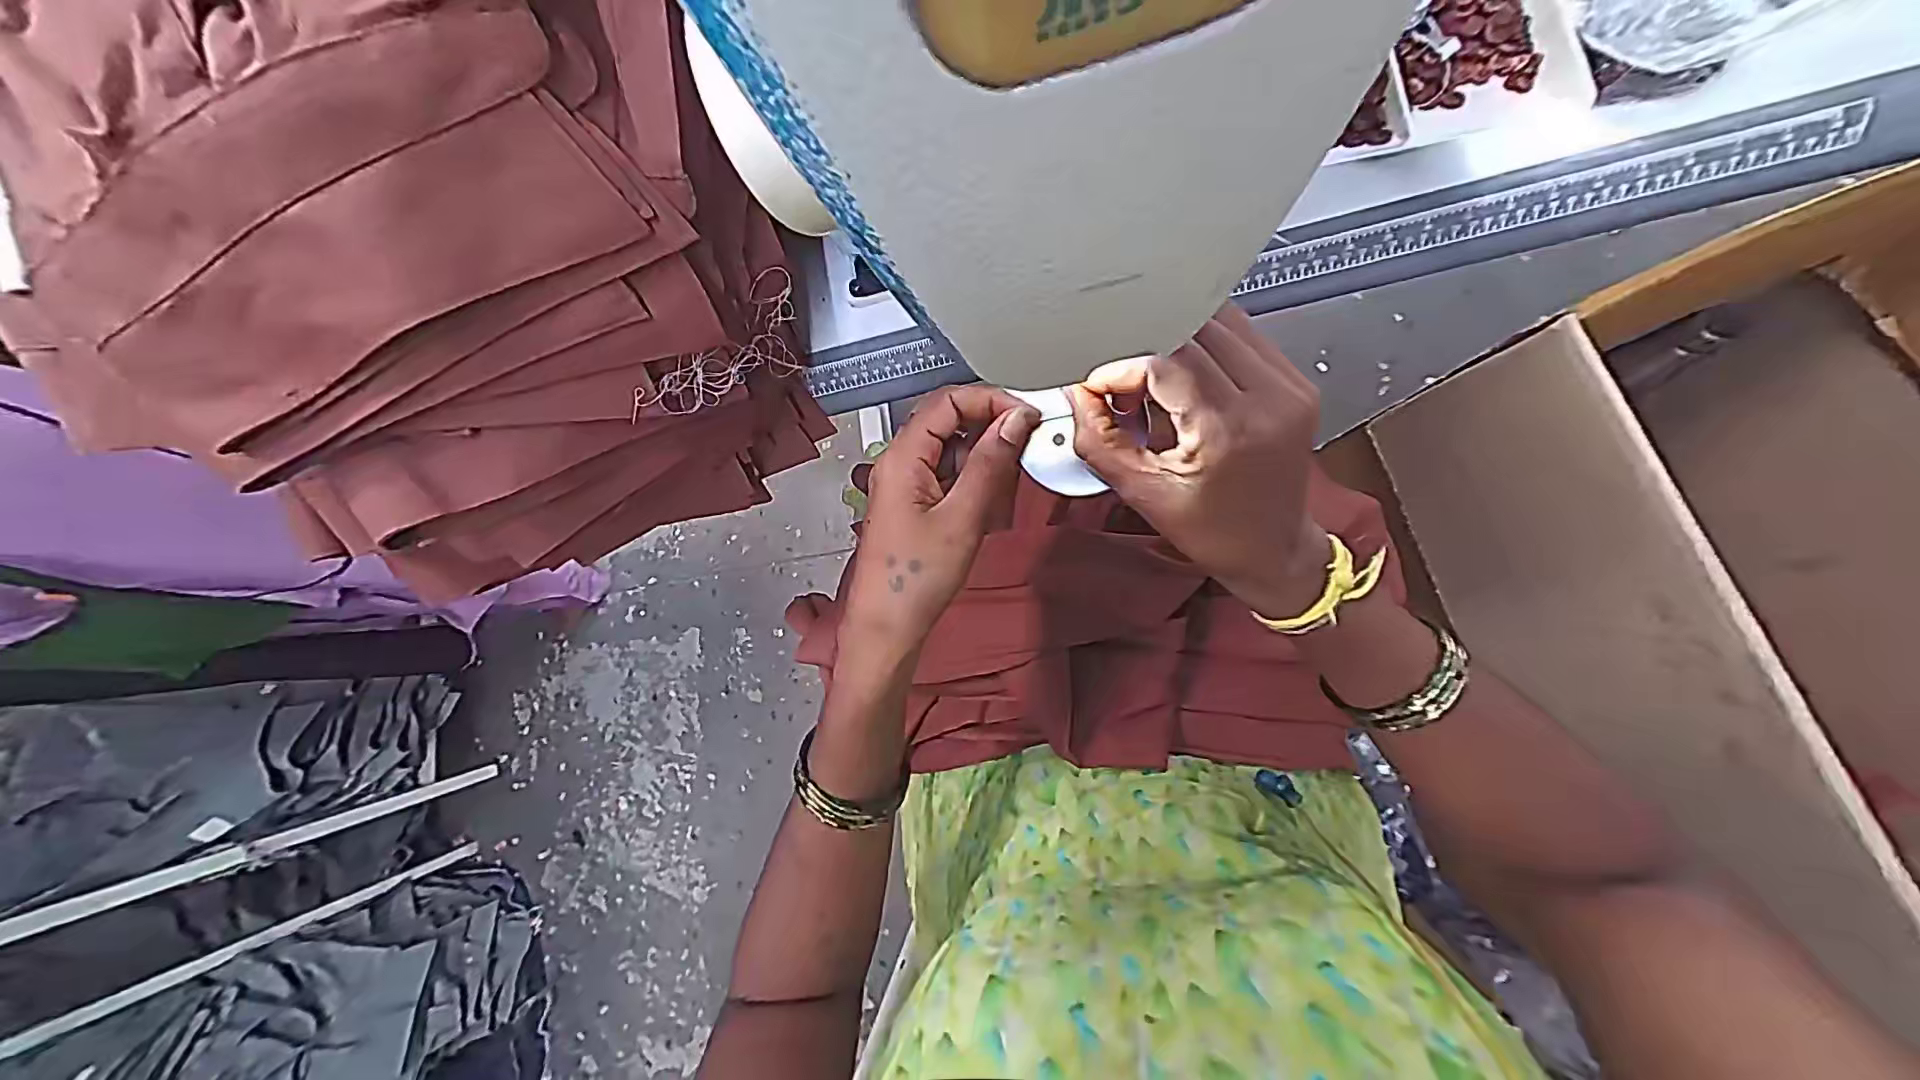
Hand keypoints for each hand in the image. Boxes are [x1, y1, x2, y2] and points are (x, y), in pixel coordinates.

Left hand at [839, 386, 1039, 660]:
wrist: (887, 627)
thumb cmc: (912, 582)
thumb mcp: (962, 518)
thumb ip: (990, 464)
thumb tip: (1014, 422)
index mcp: (901, 458)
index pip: (947, 401)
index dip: (990, 400)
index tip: (1024, 415)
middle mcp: (898, 464)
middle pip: (948, 419)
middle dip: (990, 423)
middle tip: (1025, 439)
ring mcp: (905, 483)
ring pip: (950, 447)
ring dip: (984, 453)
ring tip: (1009, 476)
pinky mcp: (914, 503)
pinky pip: (946, 473)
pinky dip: (974, 476)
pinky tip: (990, 498)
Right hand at [1066, 303, 1328, 618]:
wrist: (1272, 549)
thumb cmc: (1216, 533)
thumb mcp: (1142, 492)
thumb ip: (1100, 440)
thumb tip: (1080, 396)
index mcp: (1228, 431)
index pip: (1164, 360)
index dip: (1120, 368)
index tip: (1100, 389)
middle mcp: (1269, 399)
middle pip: (1191, 331)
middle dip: (1146, 352)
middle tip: (1127, 389)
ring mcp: (1289, 387)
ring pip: (1218, 324)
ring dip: (1176, 344)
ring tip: (1159, 387)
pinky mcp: (1295, 382)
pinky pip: (1242, 338)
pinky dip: (1204, 349)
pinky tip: (1187, 383)